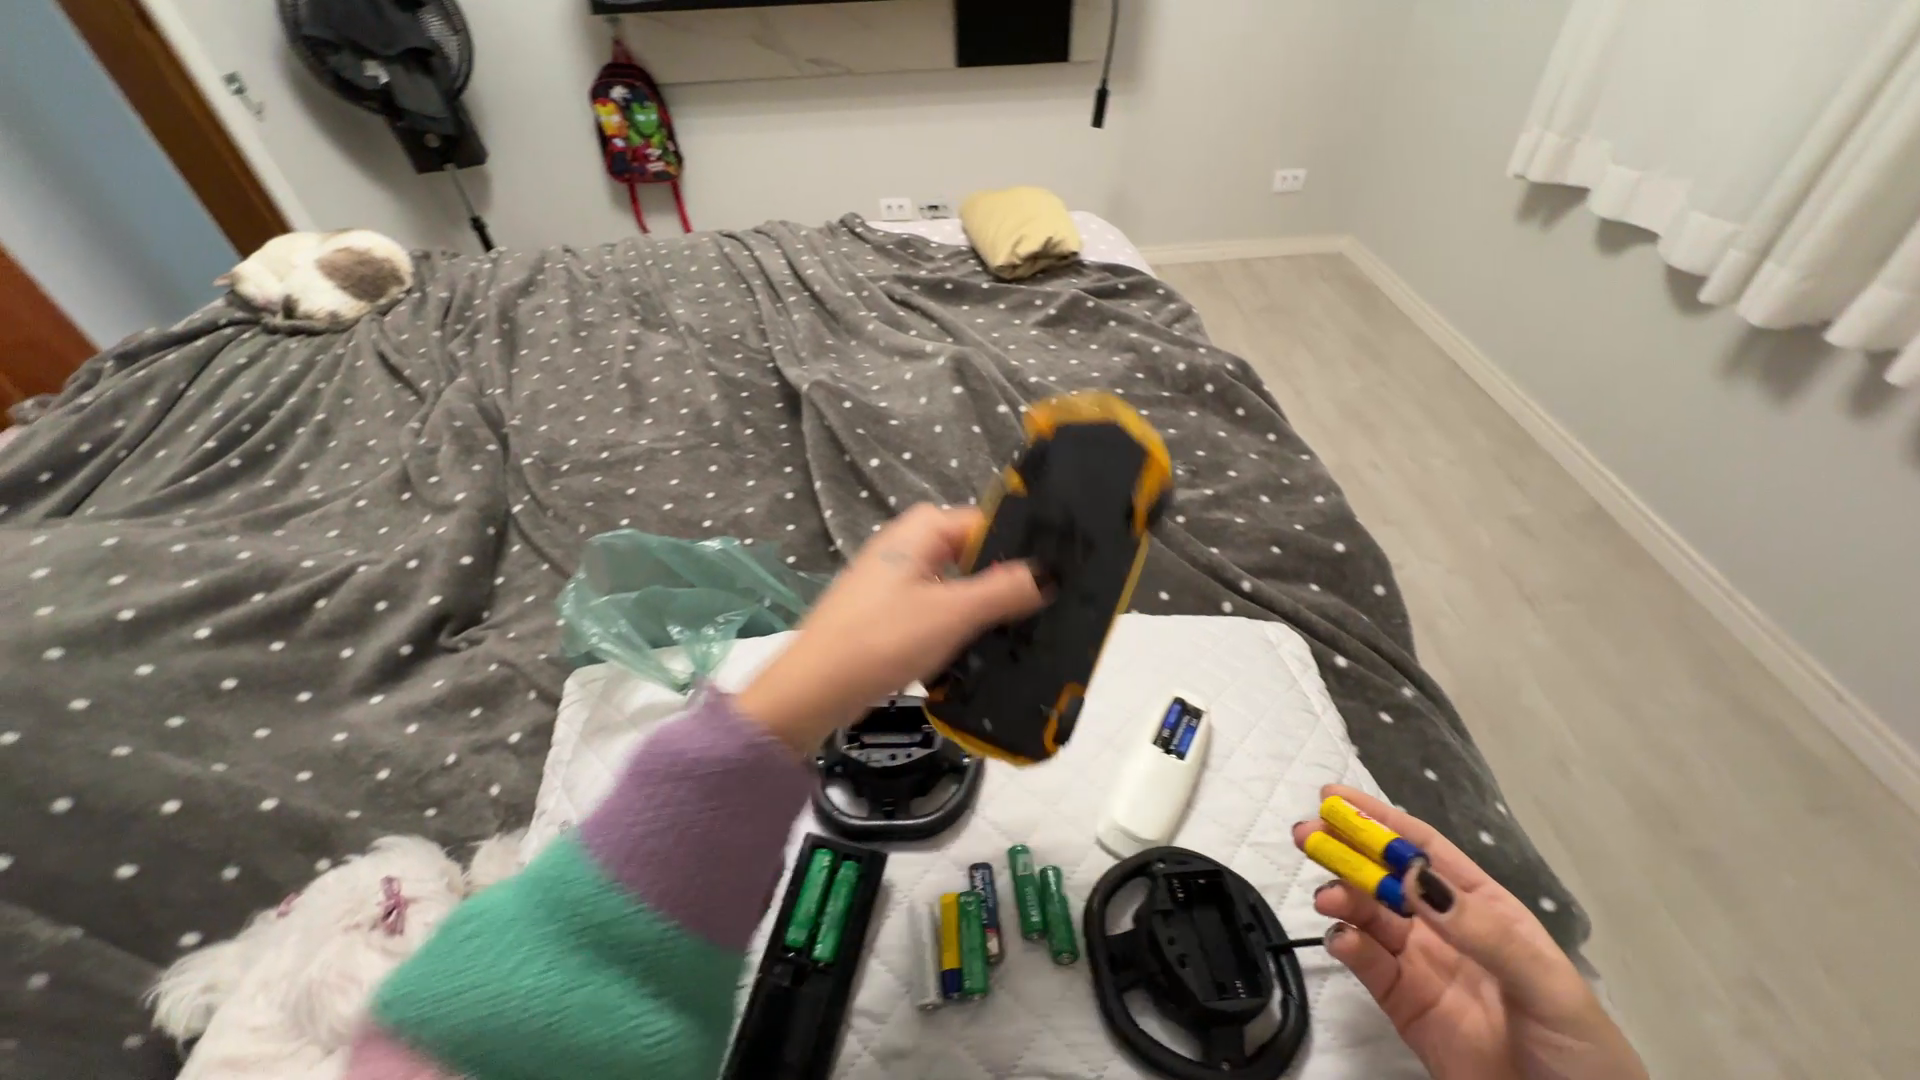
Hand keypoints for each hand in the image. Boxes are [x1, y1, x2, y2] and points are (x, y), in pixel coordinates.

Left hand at [737, 504, 1045, 755]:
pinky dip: (955, 626)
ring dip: (981, 609)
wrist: (814, 689)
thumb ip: (1005, 589)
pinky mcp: (886, 611)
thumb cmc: (883, 640)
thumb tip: (1050, 572)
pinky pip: (935, 608)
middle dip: (1003, 582)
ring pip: (955, 585)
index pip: (989, 522)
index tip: (1056, 580)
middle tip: (1042, 613)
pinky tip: (976, 652)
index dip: (1022, 548)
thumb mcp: (953, 613)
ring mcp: (894, 578)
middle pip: (973, 554)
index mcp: (922, 529)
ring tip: (1018, 636)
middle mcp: (907, 543)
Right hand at [1293, 786, 1646, 1079]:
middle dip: (1345, 850)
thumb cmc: (1578, 1050)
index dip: (1380, 821)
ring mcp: (1419, 964)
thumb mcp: (1546, 985)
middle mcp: (1444, 926)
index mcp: (1482, 908)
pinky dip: (1347, 945)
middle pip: (1385, 876)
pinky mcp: (1401, 1003)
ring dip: (1342, 896)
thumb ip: (1482, 931)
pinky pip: (1366, 963)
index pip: (1425, 851)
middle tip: (1306, 834)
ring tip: (1327, 898)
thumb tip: (1414, 876)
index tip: (1334, 799)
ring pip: (1368, 914)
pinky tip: (1343, 940)